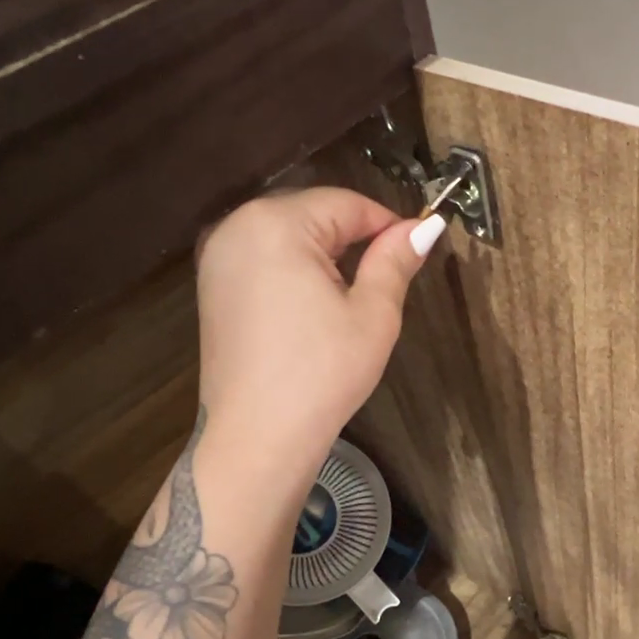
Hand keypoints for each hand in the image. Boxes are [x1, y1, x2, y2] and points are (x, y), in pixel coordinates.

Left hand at [193, 188, 444, 465]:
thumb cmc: (323, 374)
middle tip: (387, 284)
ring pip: (289, 237)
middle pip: (314, 214)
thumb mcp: (373, 315)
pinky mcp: (212, 287)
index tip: (418, 252)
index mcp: (276, 223)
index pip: (347, 203)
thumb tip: (426, 227)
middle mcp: (236, 226)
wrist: (259, 435)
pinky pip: (265, 261)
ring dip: (327, 257)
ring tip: (352, 303)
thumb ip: (396, 262)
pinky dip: (296, 274)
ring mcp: (217, 257)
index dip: (389, 225)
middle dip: (355, 240)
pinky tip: (315, 313)